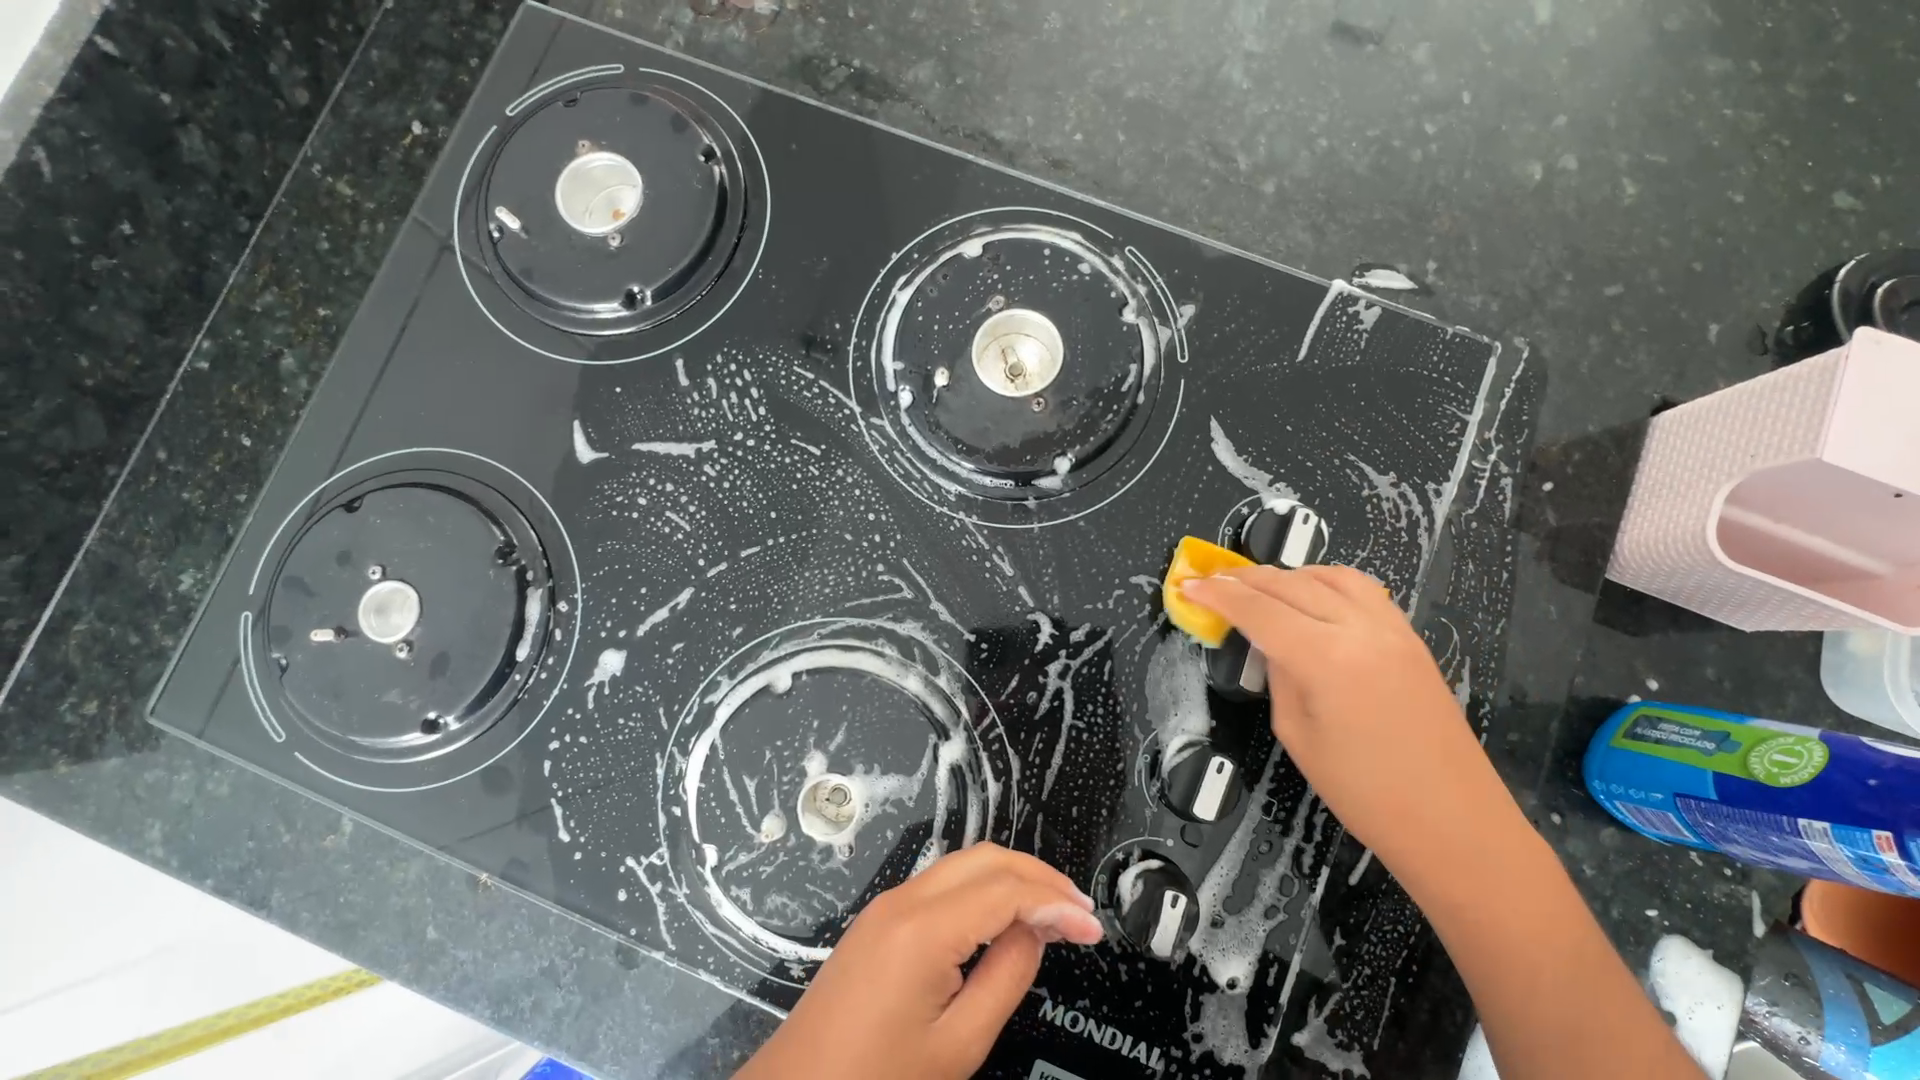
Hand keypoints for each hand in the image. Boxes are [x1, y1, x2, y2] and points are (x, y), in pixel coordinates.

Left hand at [733, 843, 1103, 1079]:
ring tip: (1053, 911)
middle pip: (986, 858)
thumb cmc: (879, 1075)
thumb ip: (1007, 977)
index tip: (1093, 930)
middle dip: (1039, 875)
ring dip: (1013, 877)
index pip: (1007, 890)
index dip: (1057, 904)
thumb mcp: (959, 1043)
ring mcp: (887, 904)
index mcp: (924, 929)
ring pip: (964, 863)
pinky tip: (1005, 916)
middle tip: (1079, 912)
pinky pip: (943, 883)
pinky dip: (984, 888)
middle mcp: (904, 900)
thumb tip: (1035, 932)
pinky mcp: (880, 918)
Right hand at [1180, 565, 1526, 885]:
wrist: (1453, 820)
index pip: (1258, 609)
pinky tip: (1313, 597)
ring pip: (1332, 576)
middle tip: (1214, 581)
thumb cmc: (1363, 792)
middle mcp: (1360, 629)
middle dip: (1246, 579)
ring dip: (1290, 574)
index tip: (1188, 584)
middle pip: (1292, 584)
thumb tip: (1271, 644)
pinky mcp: (1412, 639)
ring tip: (1261, 585)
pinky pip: (1364, 591)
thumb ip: (1279, 677)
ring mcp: (1393, 629)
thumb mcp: (1298, 735)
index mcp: (1325, 657)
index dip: (1218, 594)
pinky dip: (1328, 583)